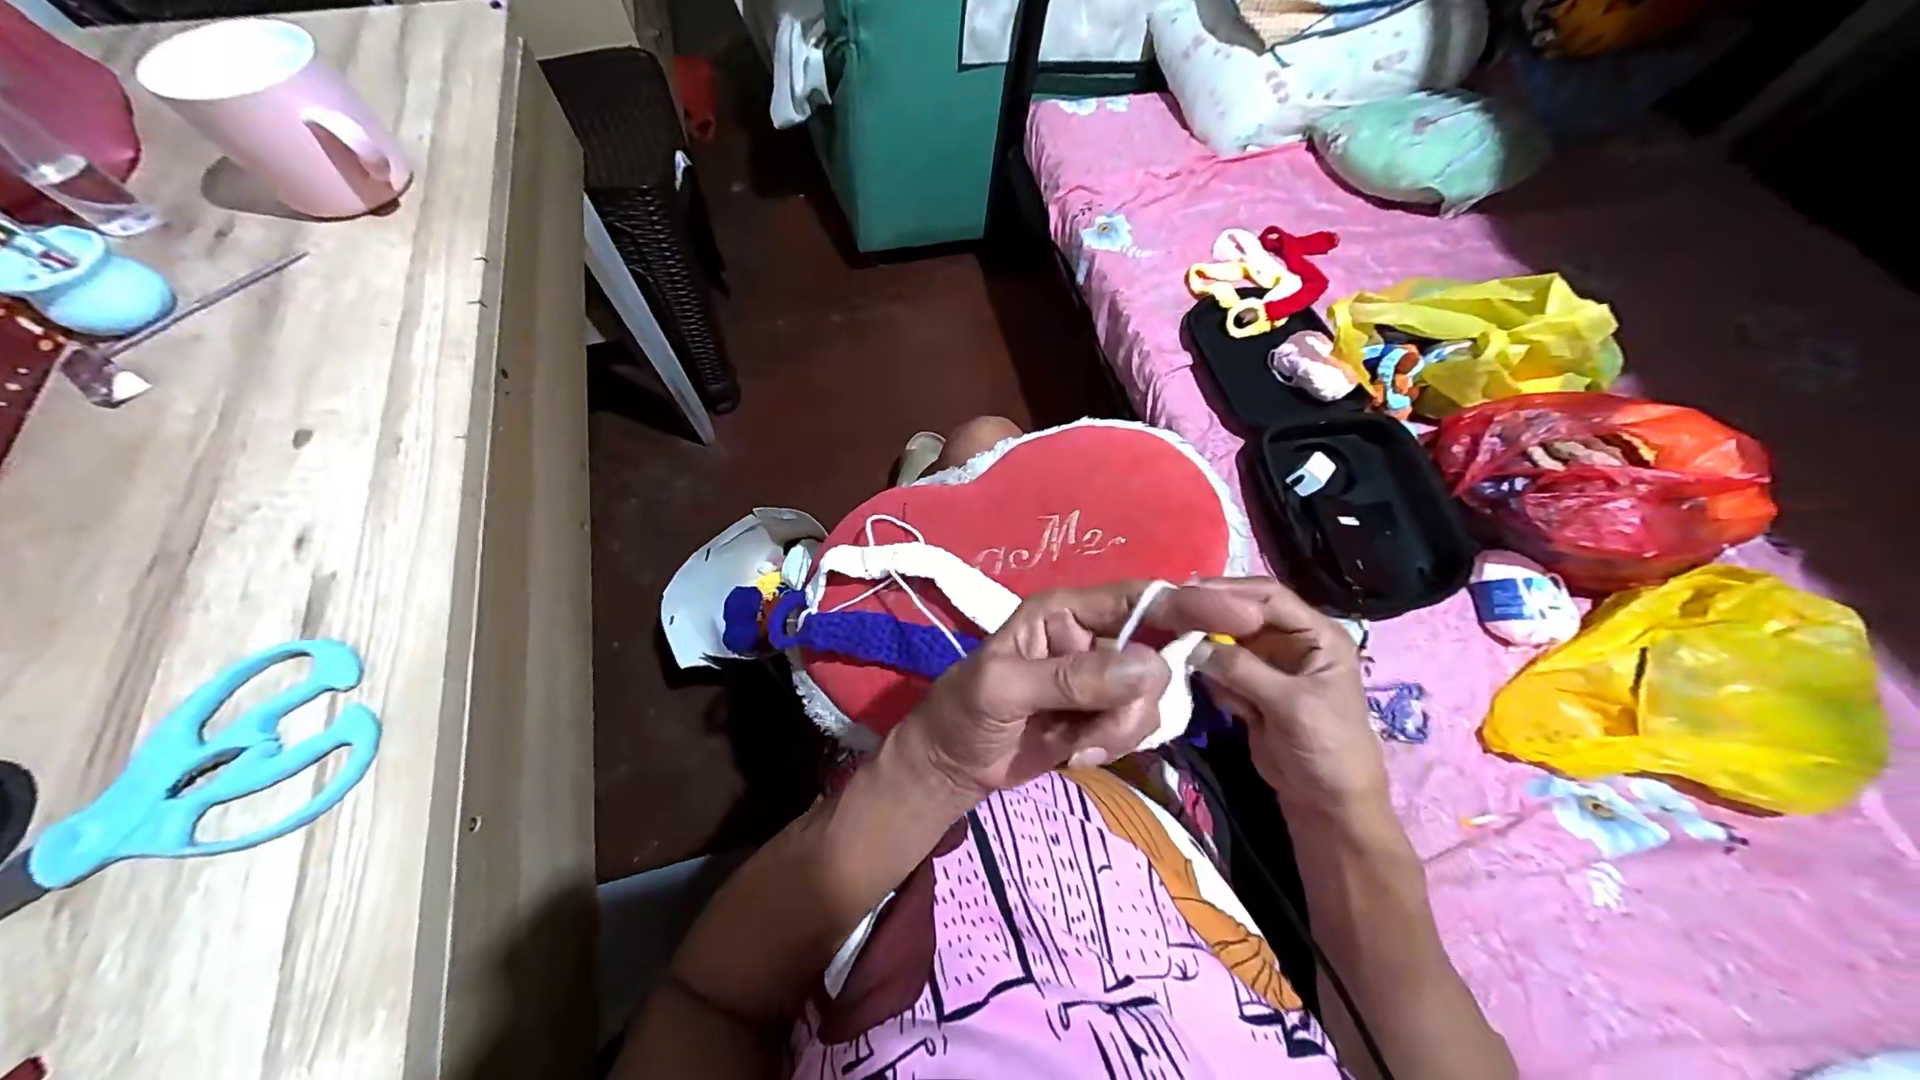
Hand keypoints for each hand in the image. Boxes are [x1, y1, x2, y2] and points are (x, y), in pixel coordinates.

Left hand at [895, 581, 1248, 801]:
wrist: (953, 765)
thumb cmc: (964, 712)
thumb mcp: (1003, 689)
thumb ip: (1072, 676)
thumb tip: (1150, 667)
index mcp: (1065, 612)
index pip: (1137, 599)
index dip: (1188, 603)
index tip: (1243, 614)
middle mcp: (1091, 637)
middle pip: (1154, 656)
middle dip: (1132, 701)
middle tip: (1094, 733)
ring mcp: (1102, 678)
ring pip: (1151, 698)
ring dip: (1119, 729)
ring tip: (1074, 745)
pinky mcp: (1105, 714)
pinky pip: (1139, 725)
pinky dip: (1115, 744)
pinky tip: (1075, 753)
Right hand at [1185, 578, 1388, 818]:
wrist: (1327, 803)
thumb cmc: (1328, 748)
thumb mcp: (1291, 705)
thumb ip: (1243, 670)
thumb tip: (1192, 644)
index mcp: (1316, 634)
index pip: (1269, 597)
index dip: (1230, 591)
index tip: (1187, 592)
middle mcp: (1290, 641)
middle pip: (1242, 614)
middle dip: (1209, 615)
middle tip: (1169, 612)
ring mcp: (1266, 663)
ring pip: (1225, 639)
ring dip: (1202, 643)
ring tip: (1172, 641)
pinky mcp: (1247, 686)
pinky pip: (1217, 666)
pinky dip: (1205, 671)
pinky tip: (1195, 678)